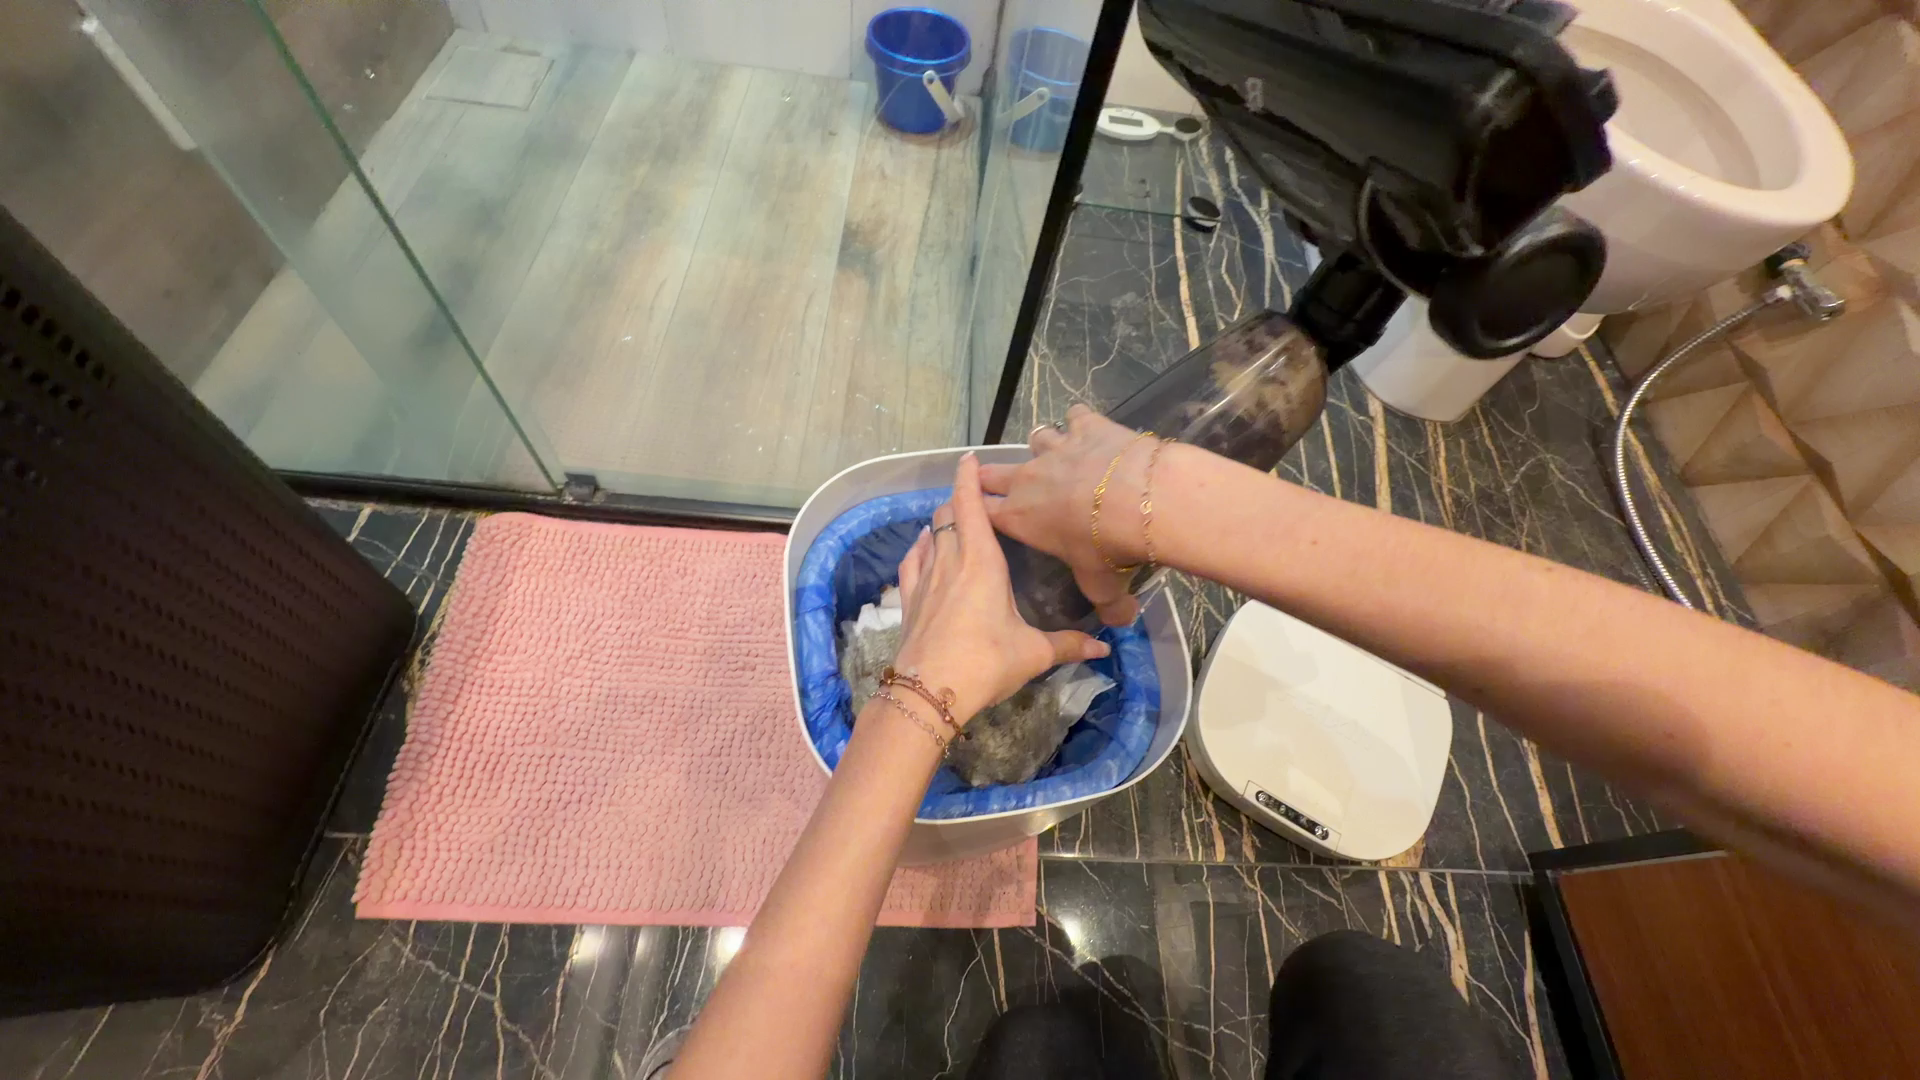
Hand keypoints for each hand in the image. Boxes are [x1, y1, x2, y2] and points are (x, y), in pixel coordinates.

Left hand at [894, 453, 1110, 721]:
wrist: (929, 692)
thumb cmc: (986, 662)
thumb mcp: (1033, 653)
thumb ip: (1068, 645)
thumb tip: (1104, 649)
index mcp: (982, 561)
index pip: (969, 504)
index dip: (968, 478)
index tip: (970, 460)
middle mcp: (950, 560)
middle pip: (948, 514)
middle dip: (960, 499)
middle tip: (976, 498)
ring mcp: (924, 578)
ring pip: (929, 534)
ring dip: (940, 522)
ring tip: (953, 520)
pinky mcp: (908, 599)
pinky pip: (911, 560)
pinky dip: (919, 546)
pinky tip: (923, 547)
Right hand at [979, 405, 1151, 625]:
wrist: (1141, 502)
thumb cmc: (1108, 549)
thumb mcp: (1104, 587)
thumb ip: (1107, 606)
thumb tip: (1119, 622)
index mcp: (1019, 518)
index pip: (978, 511)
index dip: (971, 509)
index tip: (970, 509)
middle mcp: (1028, 479)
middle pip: (993, 472)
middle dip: (990, 476)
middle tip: (995, 480)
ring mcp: (1056, 449)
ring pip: (1034, 439)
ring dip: (1041, 448)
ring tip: (1056, 456)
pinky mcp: (1086, 427)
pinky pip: (1075, 416)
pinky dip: (1080, 423)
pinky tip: (1090, 430)